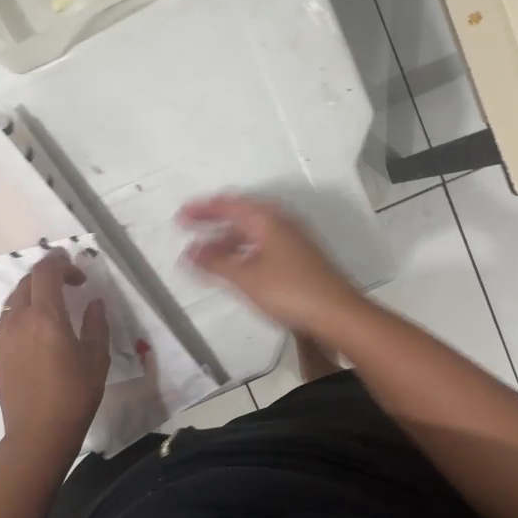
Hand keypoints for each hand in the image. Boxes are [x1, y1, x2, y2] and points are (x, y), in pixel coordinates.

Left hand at [0, 250, 110, 451]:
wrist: (38, 434)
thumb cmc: (75, 396)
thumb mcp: (97, 358)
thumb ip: (96, 325)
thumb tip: (94, 304)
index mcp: (45, 316)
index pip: (46, 273)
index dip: (61, 263)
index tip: (77, 271)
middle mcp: (18, 320)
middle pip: (26, 282)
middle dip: (48, 276)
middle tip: (70, 284)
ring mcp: (3, 337)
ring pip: (14, 301)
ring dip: (33, 294)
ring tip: (54, 305)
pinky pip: (8, 321)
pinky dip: (24, 314)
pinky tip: (39, 331)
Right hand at [177, 194, 366, 334]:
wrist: (338, 313)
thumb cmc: (290, 292)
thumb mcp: (246, 278)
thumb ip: (214, 263)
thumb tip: (188, 253)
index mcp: (267, 218)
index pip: (228, 203)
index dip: (202, 209)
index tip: (180, 217)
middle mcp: (281, 222)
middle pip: (241, 216)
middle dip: (213, 224)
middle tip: (188, 232)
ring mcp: (293, 240)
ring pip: (252, 233)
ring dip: (227, 242)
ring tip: (204, 257)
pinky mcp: (299, 258)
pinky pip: (263, 246)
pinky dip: (243, 253)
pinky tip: (234, 269)